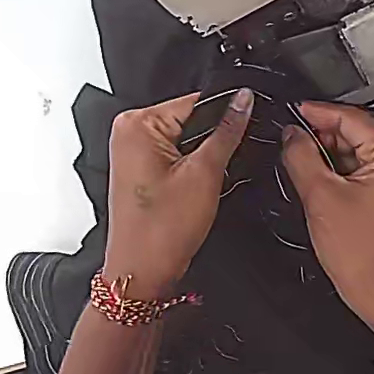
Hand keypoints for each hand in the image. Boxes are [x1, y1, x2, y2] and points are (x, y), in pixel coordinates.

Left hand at [102, 89, 251, 298]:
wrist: (143, 273)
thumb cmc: (159, 232)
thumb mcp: (205, 174)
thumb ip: (227, 132)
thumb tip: (243, 101)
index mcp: (137, 124)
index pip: (197, 101)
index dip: (227, 118)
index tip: (244, 134)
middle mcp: (129, 132)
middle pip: (192, 119)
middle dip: (213, 142)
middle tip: (215, 172)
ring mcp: (134, 152)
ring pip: (187, 139)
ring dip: (203, 158)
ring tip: (202, 185)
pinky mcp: (142, 170)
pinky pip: (177, 155)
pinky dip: (192, 169)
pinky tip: (194, 190)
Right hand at [280, 102, 373, 318]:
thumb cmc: (364, 255)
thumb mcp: (320, 196)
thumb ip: (301, 155)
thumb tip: (292, 133)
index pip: (352, 118)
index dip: (316, 114)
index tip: (294, 112)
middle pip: (355, 131)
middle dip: (322, 139)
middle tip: (293, 146)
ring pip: (356, 147)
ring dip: (329, 155)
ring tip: (309, 174)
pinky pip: (363, 163)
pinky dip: (340, 169)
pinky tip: (324, 184)